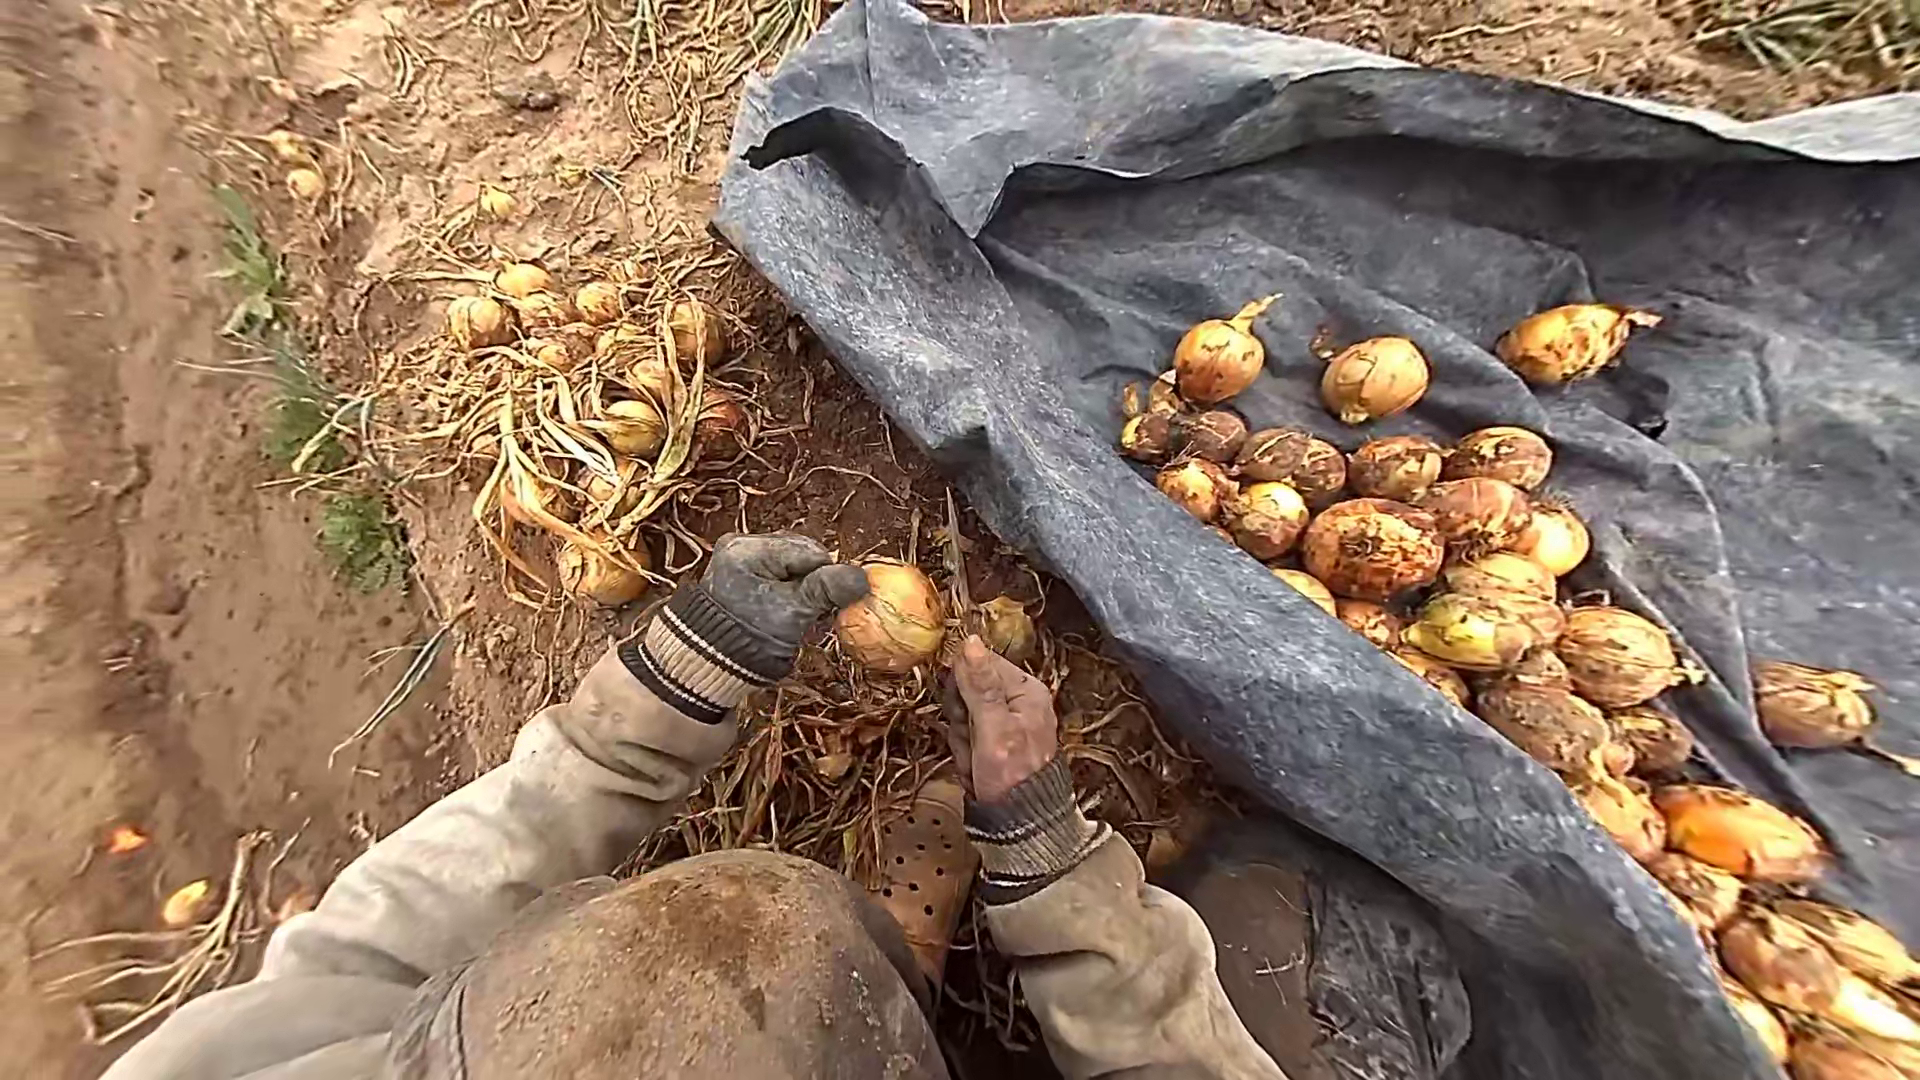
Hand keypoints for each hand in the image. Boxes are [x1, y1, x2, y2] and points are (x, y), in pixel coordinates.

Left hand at [702, 533, 869, 653]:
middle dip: (814, 580)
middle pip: (803, 552)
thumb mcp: (795, 612)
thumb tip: (862, 576)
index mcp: (749, 549)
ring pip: (794, 559)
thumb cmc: (752, 638)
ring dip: (805, 583)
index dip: (826, 578)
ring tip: (801, 611)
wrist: (711, 664)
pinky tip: (790, 604)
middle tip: (813, 610)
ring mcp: (739, 553)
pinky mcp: (741, 566)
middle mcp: (741, 543)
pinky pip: (779, 567)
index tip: (825, 605)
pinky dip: (790, 584)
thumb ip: (828, 589)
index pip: (811, 551)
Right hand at [944, 636, 1058, 802]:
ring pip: (963, 714)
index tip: (961, 707)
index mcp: (1026, 689)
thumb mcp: (994, 728)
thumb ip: (980, 685)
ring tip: (976, 759)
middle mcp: (1018, 701)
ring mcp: (1006, 723)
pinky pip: (967, 735)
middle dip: (961, 717)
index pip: (981, 662)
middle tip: (972, 739)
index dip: (963, 682)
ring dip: (962, 739)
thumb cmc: (1012, 777)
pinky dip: (965, 753)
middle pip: (969, 688)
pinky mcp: (995, 742)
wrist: (1022, 828)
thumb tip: (970, 641)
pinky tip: (975, 767)